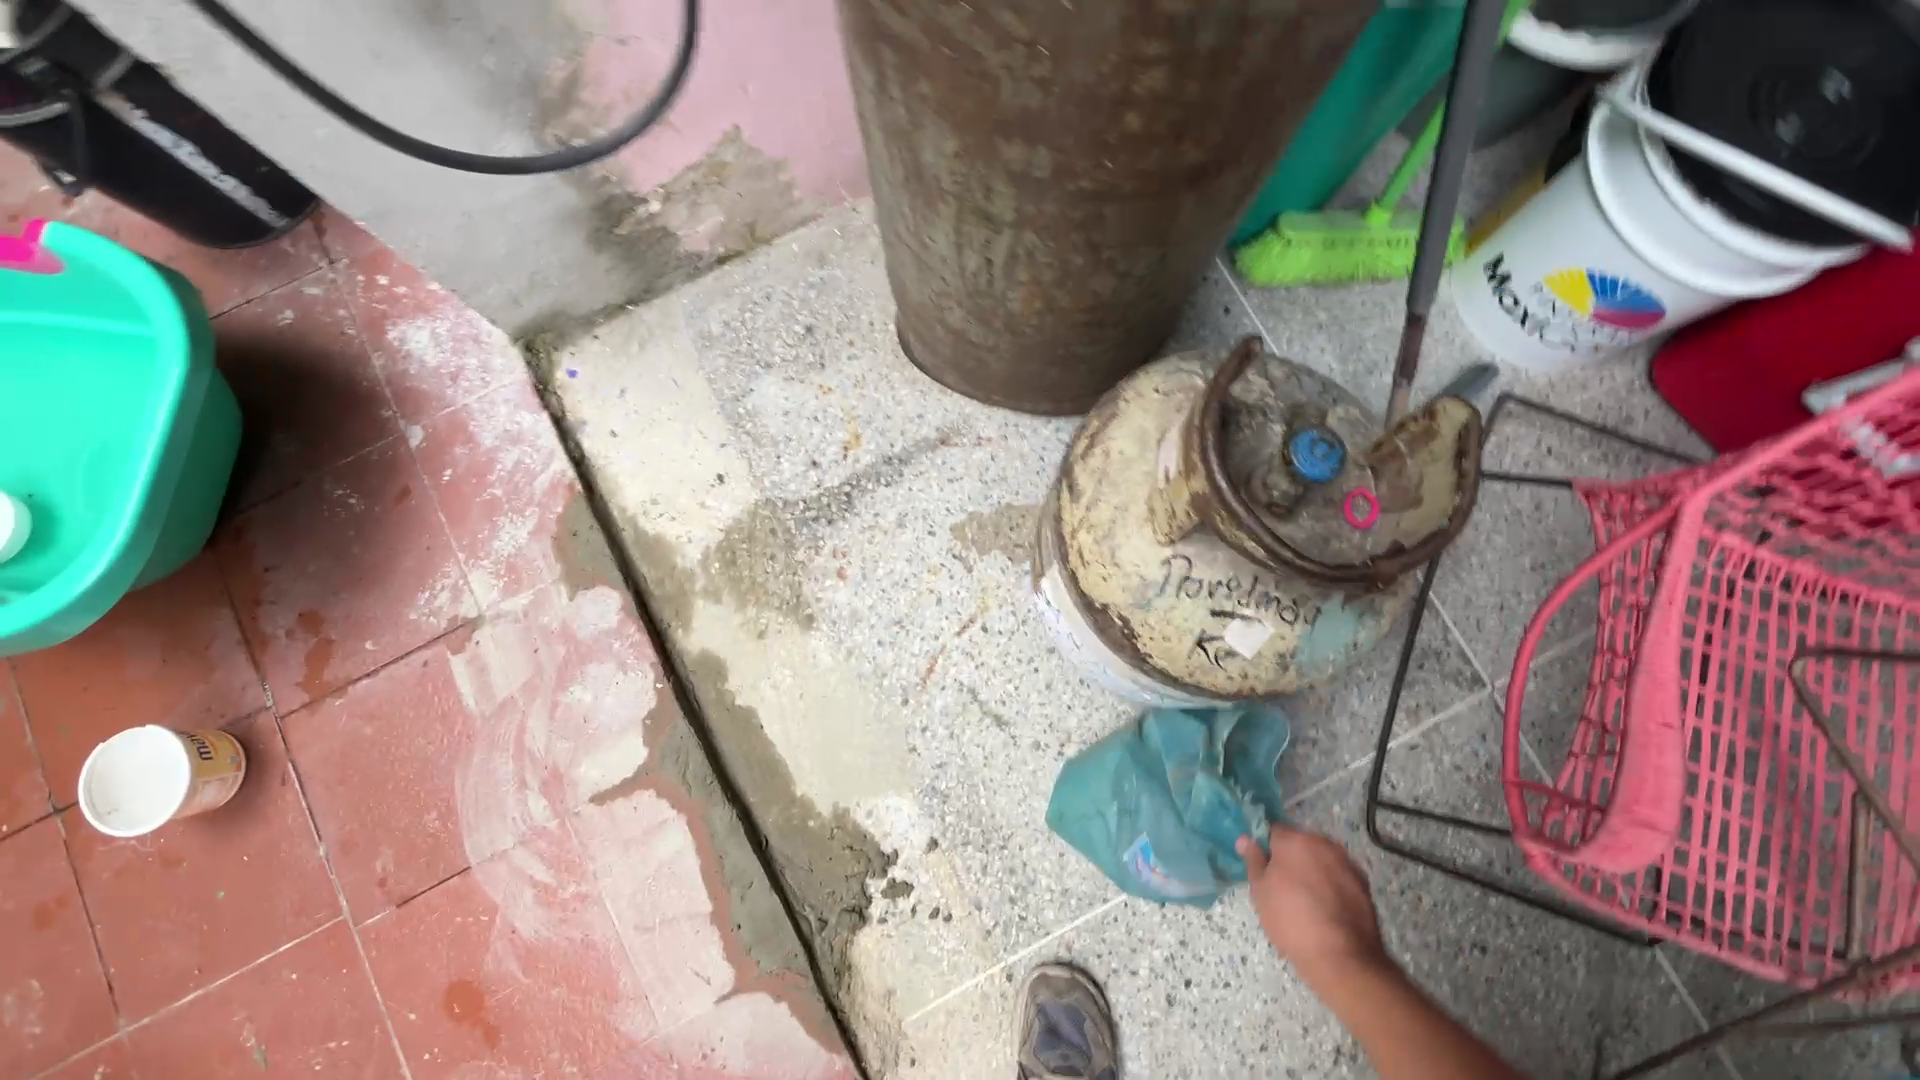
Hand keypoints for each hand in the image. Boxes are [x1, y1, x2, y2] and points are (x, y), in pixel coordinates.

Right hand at [1237, 824, 1386, 983]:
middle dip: (1292, 858)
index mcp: (1295, 840)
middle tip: (1282, 886)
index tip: (1264, 868)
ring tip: (1306, 900)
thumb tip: (1245, 839)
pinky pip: (1340, 876)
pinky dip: (1332, 885)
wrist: (1342, 956)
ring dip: (1314, 871)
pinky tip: (1326, 910)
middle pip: (1301, 843)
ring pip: (1322, 859)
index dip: (1267, 848)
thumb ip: (1253, 860)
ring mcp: (1348, 863)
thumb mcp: (1260, 891)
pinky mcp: (1364, 885)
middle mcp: (1324, 843)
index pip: (1274, 830)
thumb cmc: (1291, 920)